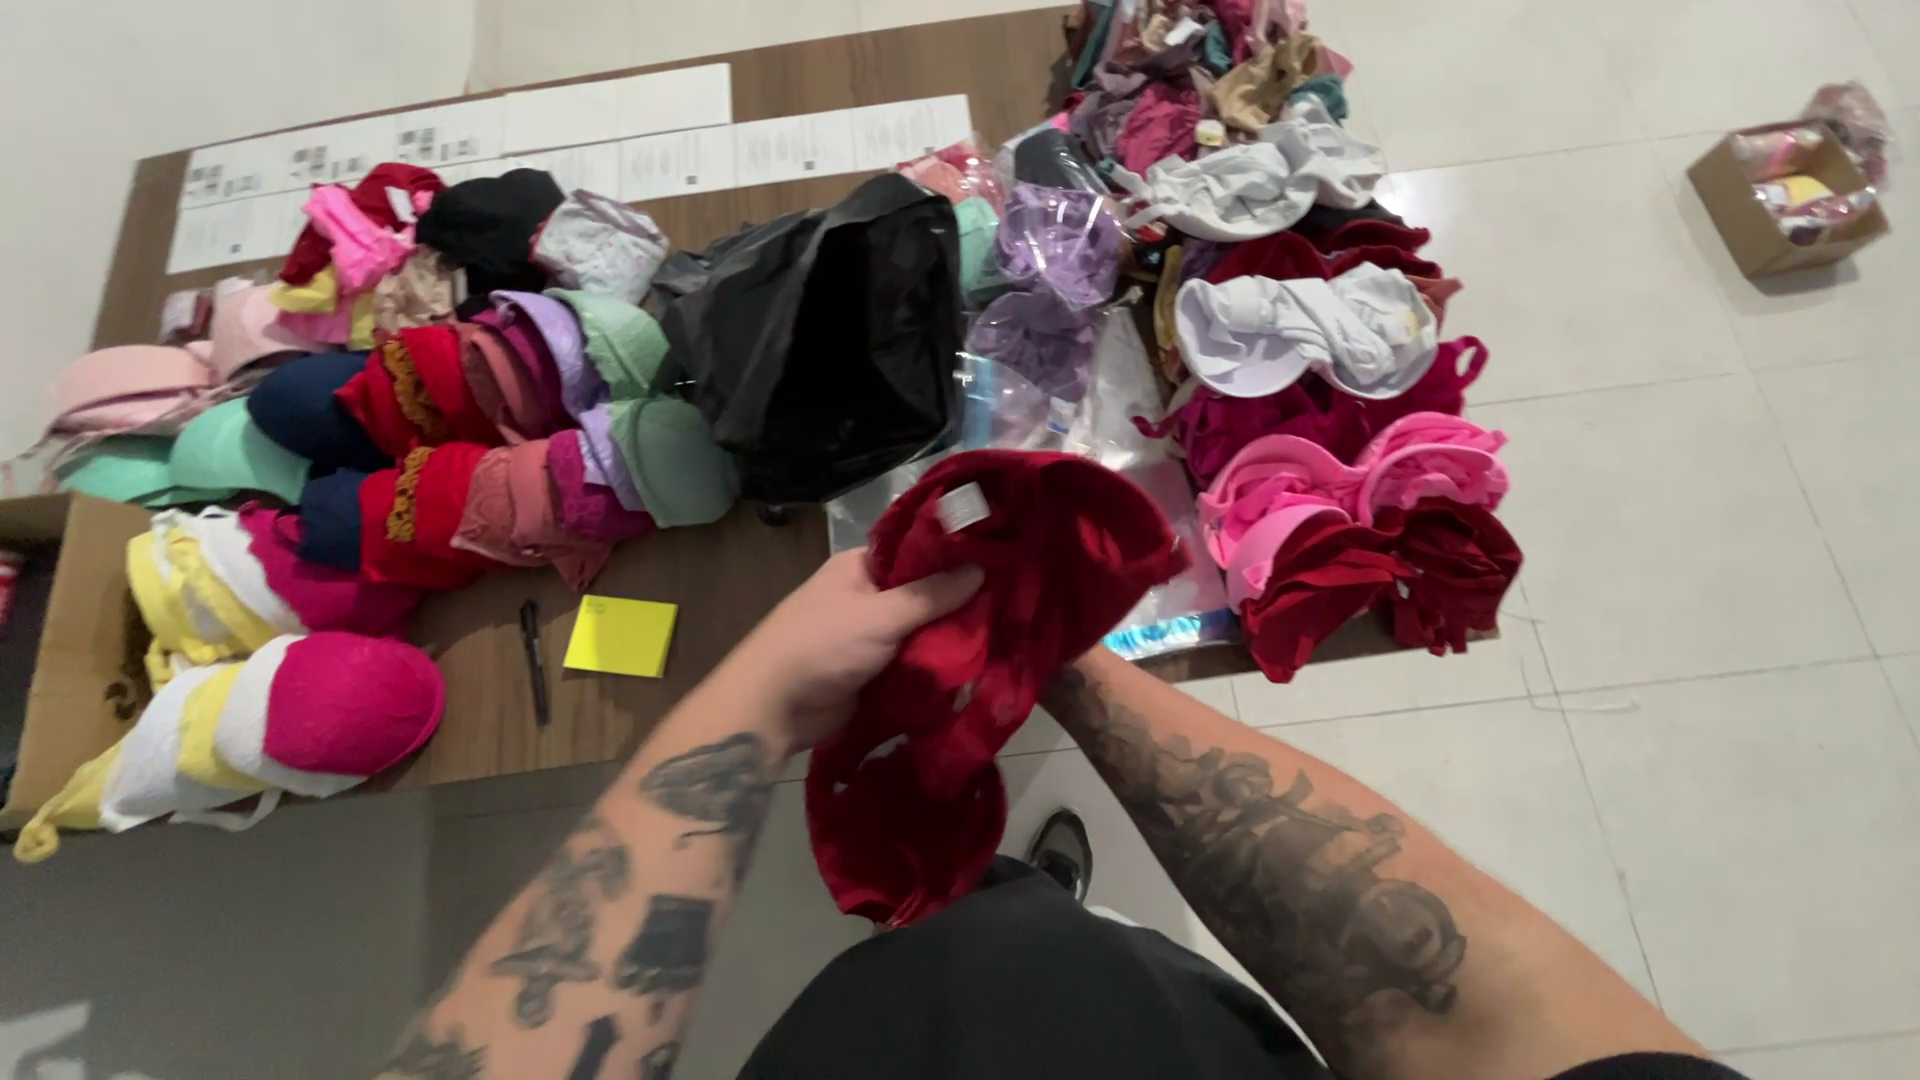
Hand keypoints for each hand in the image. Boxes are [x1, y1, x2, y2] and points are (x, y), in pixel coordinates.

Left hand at [730, 549, 983, 750]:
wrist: (773, 709)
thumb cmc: (822, 645)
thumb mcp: (880, 615)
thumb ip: (932, 594)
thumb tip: (981, 569)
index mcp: (862, 567)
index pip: (917, 551)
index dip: (954, 556)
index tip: (999, 560)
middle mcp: (868, 595)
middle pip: (924, 593)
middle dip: (959, 602)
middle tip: (1010, 604)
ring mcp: (871, 634)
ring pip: (923, 629)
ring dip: (951, 637)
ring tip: (1002, 634)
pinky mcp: (875, 670)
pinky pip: (914, 661)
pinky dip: (936, 664)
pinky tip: (974, 665)